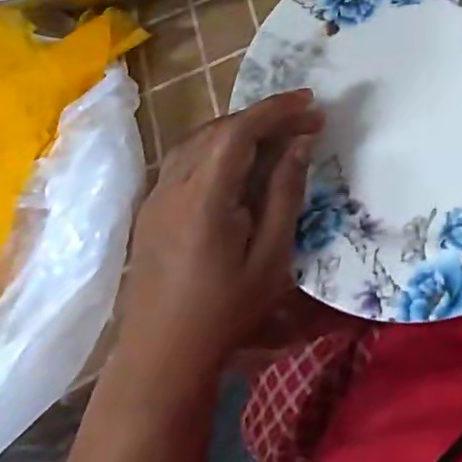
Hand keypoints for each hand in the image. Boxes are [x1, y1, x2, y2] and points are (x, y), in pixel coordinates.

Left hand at [118, 90, 325, 366]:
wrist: (160, 359)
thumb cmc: (225, 311)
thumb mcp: (270, 256)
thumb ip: (285, 192)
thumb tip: (301, 143)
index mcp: (203, 198)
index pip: (239, 131)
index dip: (276, 109)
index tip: (311, 101)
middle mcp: (173, 187)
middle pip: (219, 129)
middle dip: (264, 116)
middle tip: (306, 121)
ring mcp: (156, 197)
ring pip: (199, 139)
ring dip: (239, 127)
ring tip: (278, 132)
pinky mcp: (150, 209)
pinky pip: (185, 158)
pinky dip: (218, 144)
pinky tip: (239, 159)